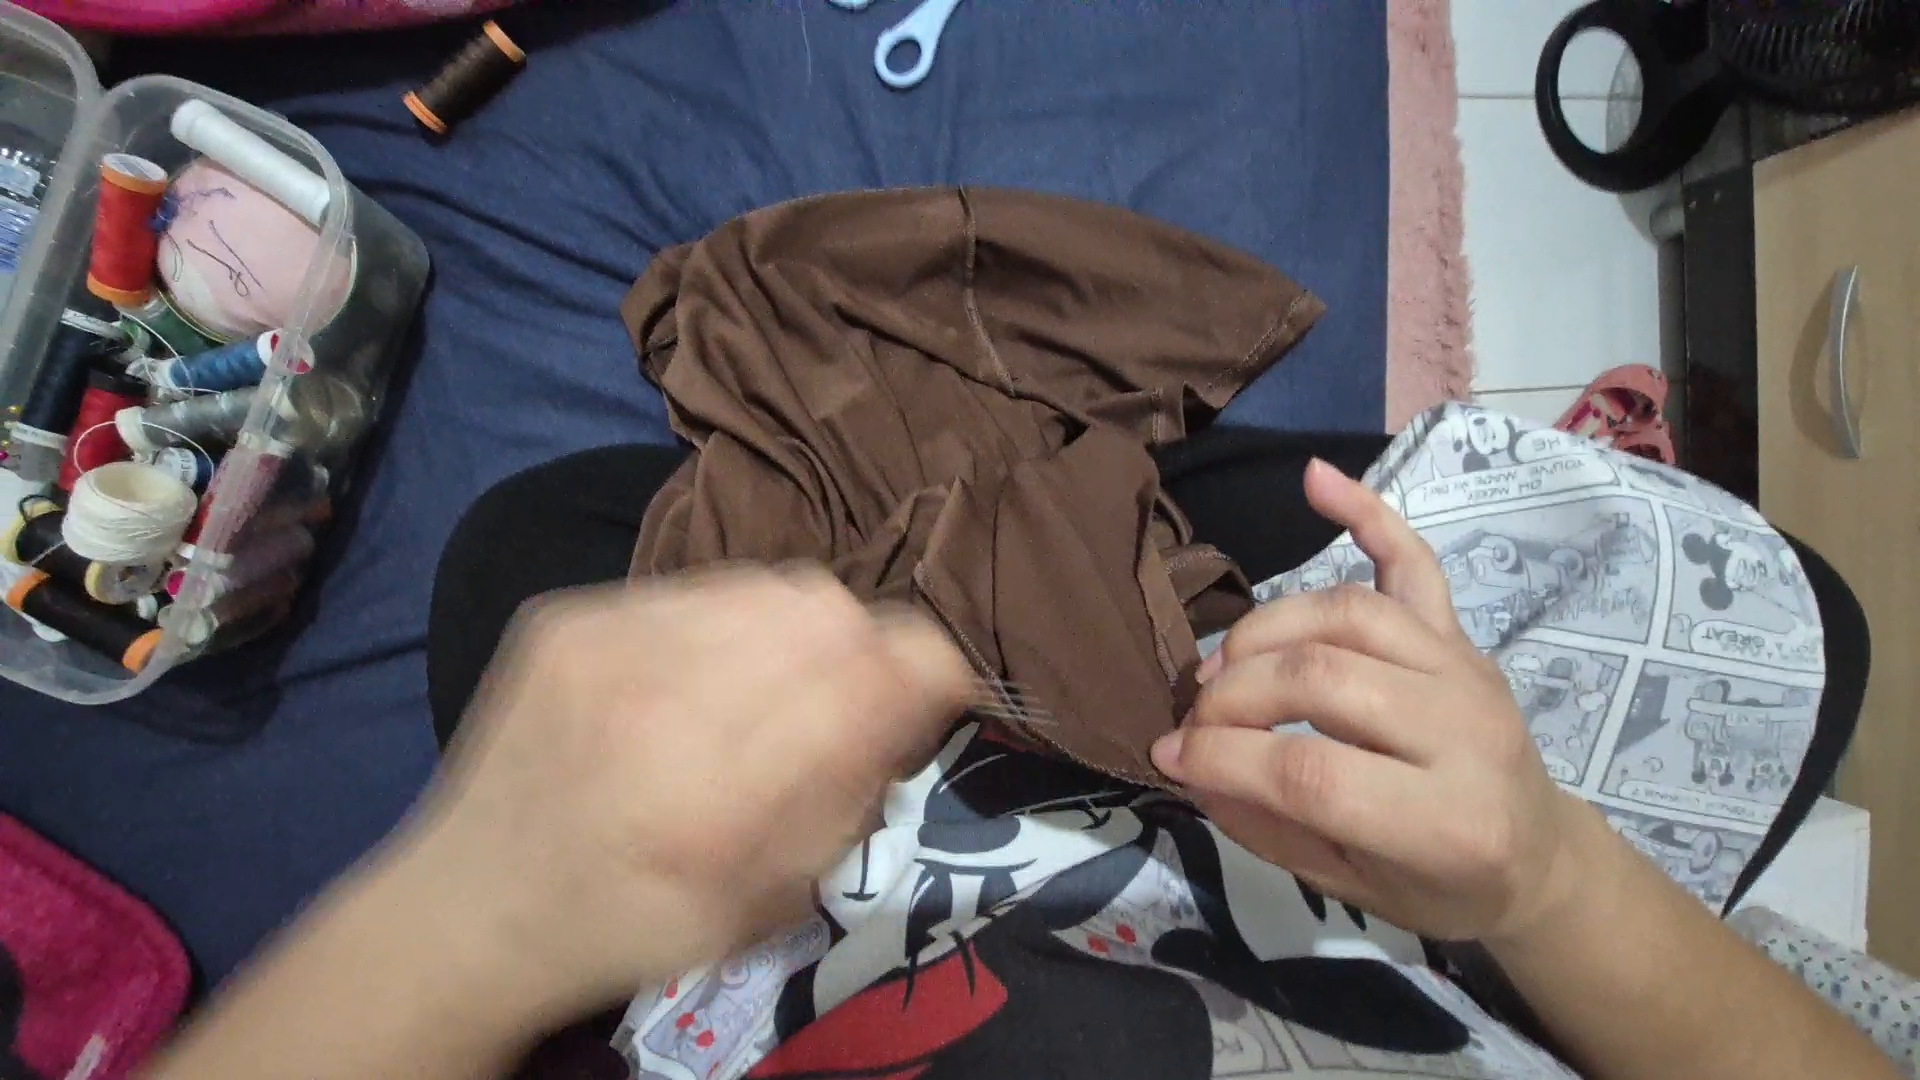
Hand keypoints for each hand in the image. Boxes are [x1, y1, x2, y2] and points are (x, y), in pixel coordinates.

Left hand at [391, 568, 970, 1020]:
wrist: (468, 904)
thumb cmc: (637, 924)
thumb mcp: (766, 902)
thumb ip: (851, 795)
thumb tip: (916, 693)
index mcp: (710, 805)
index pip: (863, 683)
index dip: (928, 665)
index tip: (945, 679)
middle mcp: (654, 703)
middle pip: (823, 611)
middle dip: (867, 643)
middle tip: (858, 686)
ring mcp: (602, 641)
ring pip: (771, 584)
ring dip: (804, 626)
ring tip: (782, 674)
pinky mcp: (572, 613)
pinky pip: (704, 584)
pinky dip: (738, 619)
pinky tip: (711, 666)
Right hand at [1151, 460, 1596, 942]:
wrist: (1539, 861)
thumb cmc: (1439, 887)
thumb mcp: (1345, 887)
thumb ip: (1262, 824)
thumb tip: (1186, 761)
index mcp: (1447, 820)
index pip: (1310, 772)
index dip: (1221, 757)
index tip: (1168, 755)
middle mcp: (1465, 729)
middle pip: (1322, 677)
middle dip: (1232, 694)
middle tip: (1197, 718)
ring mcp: (1465, 668)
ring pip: (1345, 612)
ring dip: (1263, 629)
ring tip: (1224, 665)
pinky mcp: (1459, 635)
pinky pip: (1412, 562)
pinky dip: (1365, 514)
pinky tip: (1315, 479)